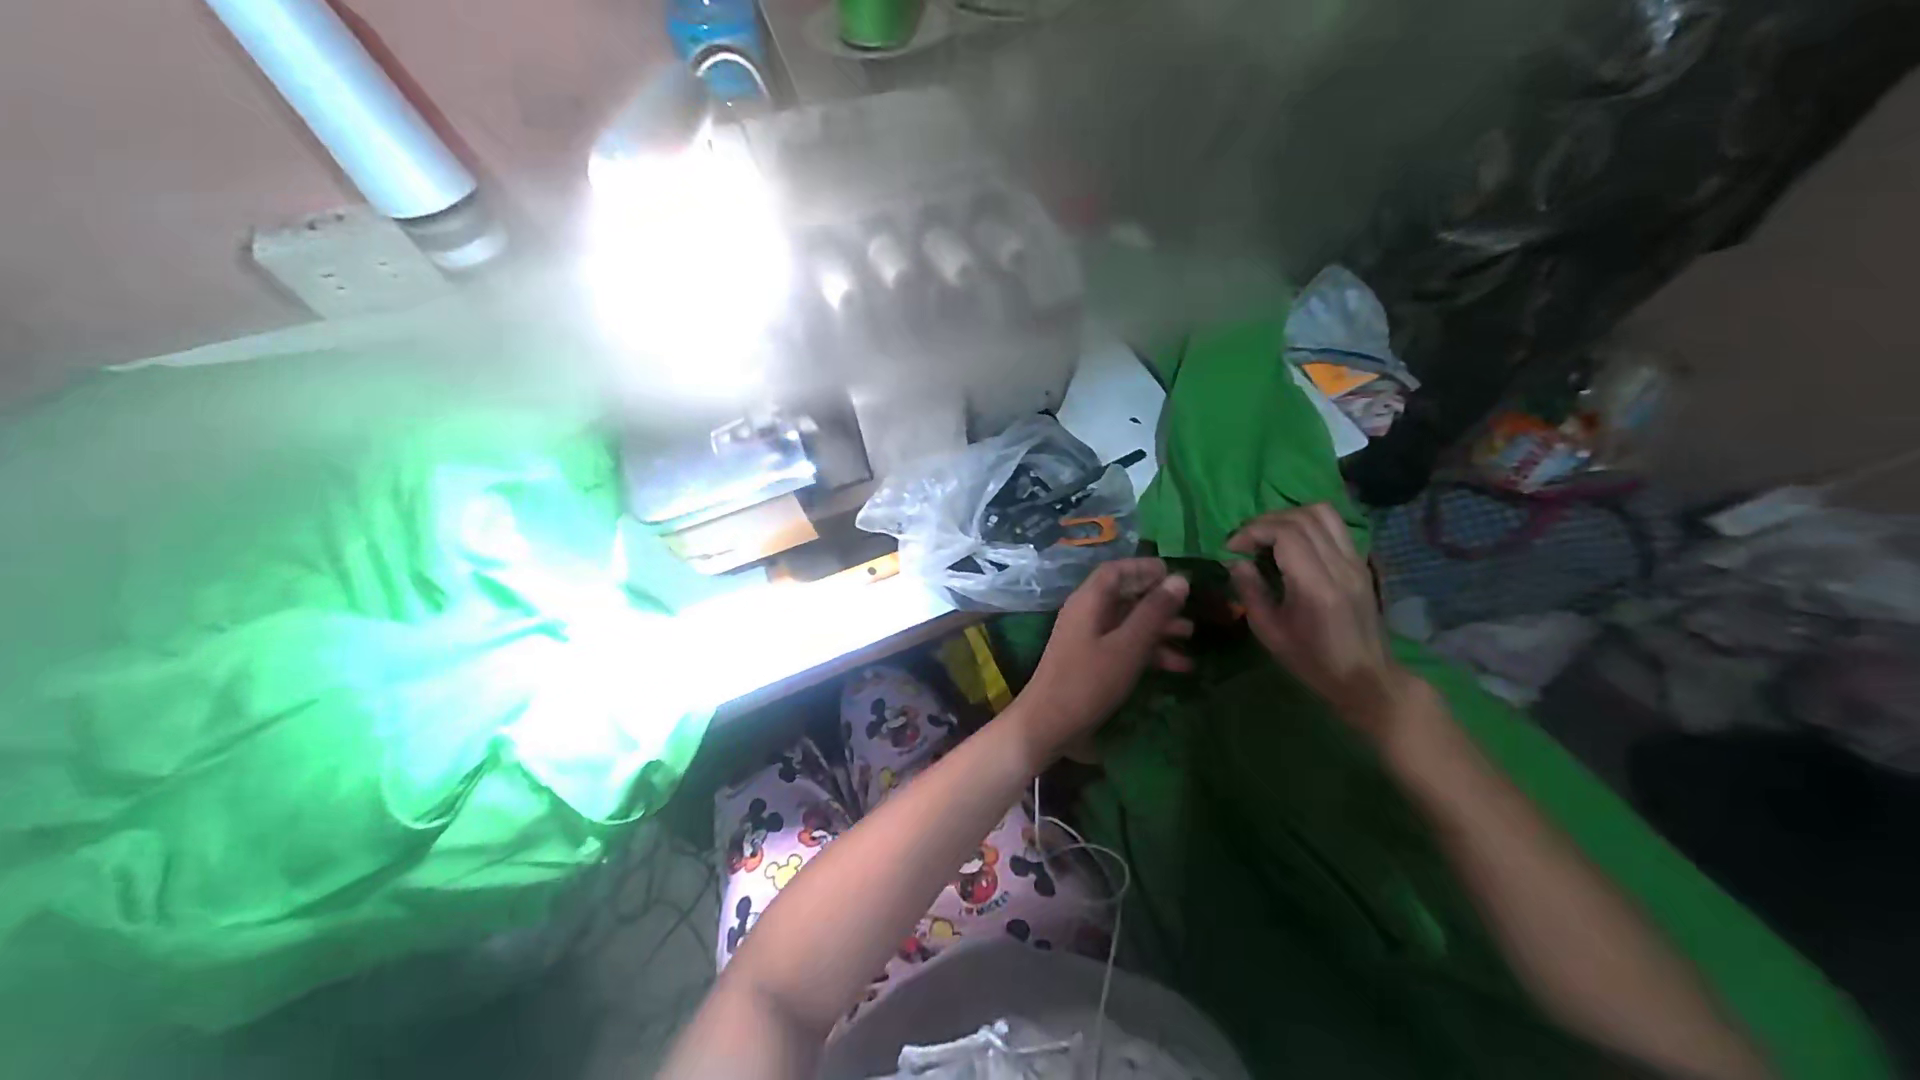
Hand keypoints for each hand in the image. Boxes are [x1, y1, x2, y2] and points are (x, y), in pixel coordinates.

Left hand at [1018, 558, 1192, 760]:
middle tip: (1192, 610)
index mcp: (1089, 601)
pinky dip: (1148, 651)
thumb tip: (1179, 579)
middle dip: (1159, 603)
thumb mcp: (1128, 646)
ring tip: (1191, 638)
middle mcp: (1086, 613)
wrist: (1049, 725)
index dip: (1146, 568)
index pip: (1116, 570)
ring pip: (1127, 623)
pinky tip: (1177, 666)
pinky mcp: (1091, 662)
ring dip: (1159, 628)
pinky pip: (1123, 646)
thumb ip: (1154, 612)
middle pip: (1125, 596)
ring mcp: (1087, 638)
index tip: (1177, 575)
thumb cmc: (1088, 681)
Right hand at [1227, 505, 1414, 734]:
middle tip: (1245, 540)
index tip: (1232, 548)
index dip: (1253, 531)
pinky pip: (1335, 526)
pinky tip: (1292, 541)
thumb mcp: (1269, 632)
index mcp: (1316, 586)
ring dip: (1289, 516)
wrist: (1365, 676)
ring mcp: (1355, 562)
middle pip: (1303, 517)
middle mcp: (1340, 566)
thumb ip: (1250, 591)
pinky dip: (1308, 523)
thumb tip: (1235, 561)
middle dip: (1266, 521)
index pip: (1285, 533)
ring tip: (1269, 534)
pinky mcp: (1361, 563)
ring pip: (1323, 513)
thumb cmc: (1312, 660)